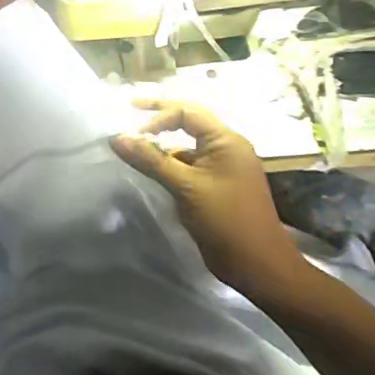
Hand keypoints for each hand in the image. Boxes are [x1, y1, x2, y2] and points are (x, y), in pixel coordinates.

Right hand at [110, 100, 306, 298]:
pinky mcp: (216, 187)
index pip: (187, 112)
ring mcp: (222, 168)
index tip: (132, 135)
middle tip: (131, 108)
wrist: (258, 266)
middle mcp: (226, 148)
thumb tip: (116, 138)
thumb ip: (151, 160)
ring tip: (135, 149)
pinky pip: (189, 165)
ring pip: (186, 146)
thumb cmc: (226, 220)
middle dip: (160, 116)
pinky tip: (153, 173)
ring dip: (162, 144)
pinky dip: (169, 164)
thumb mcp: (185, 187)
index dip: (157, 117)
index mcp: (226, 141)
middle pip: (189, 121)